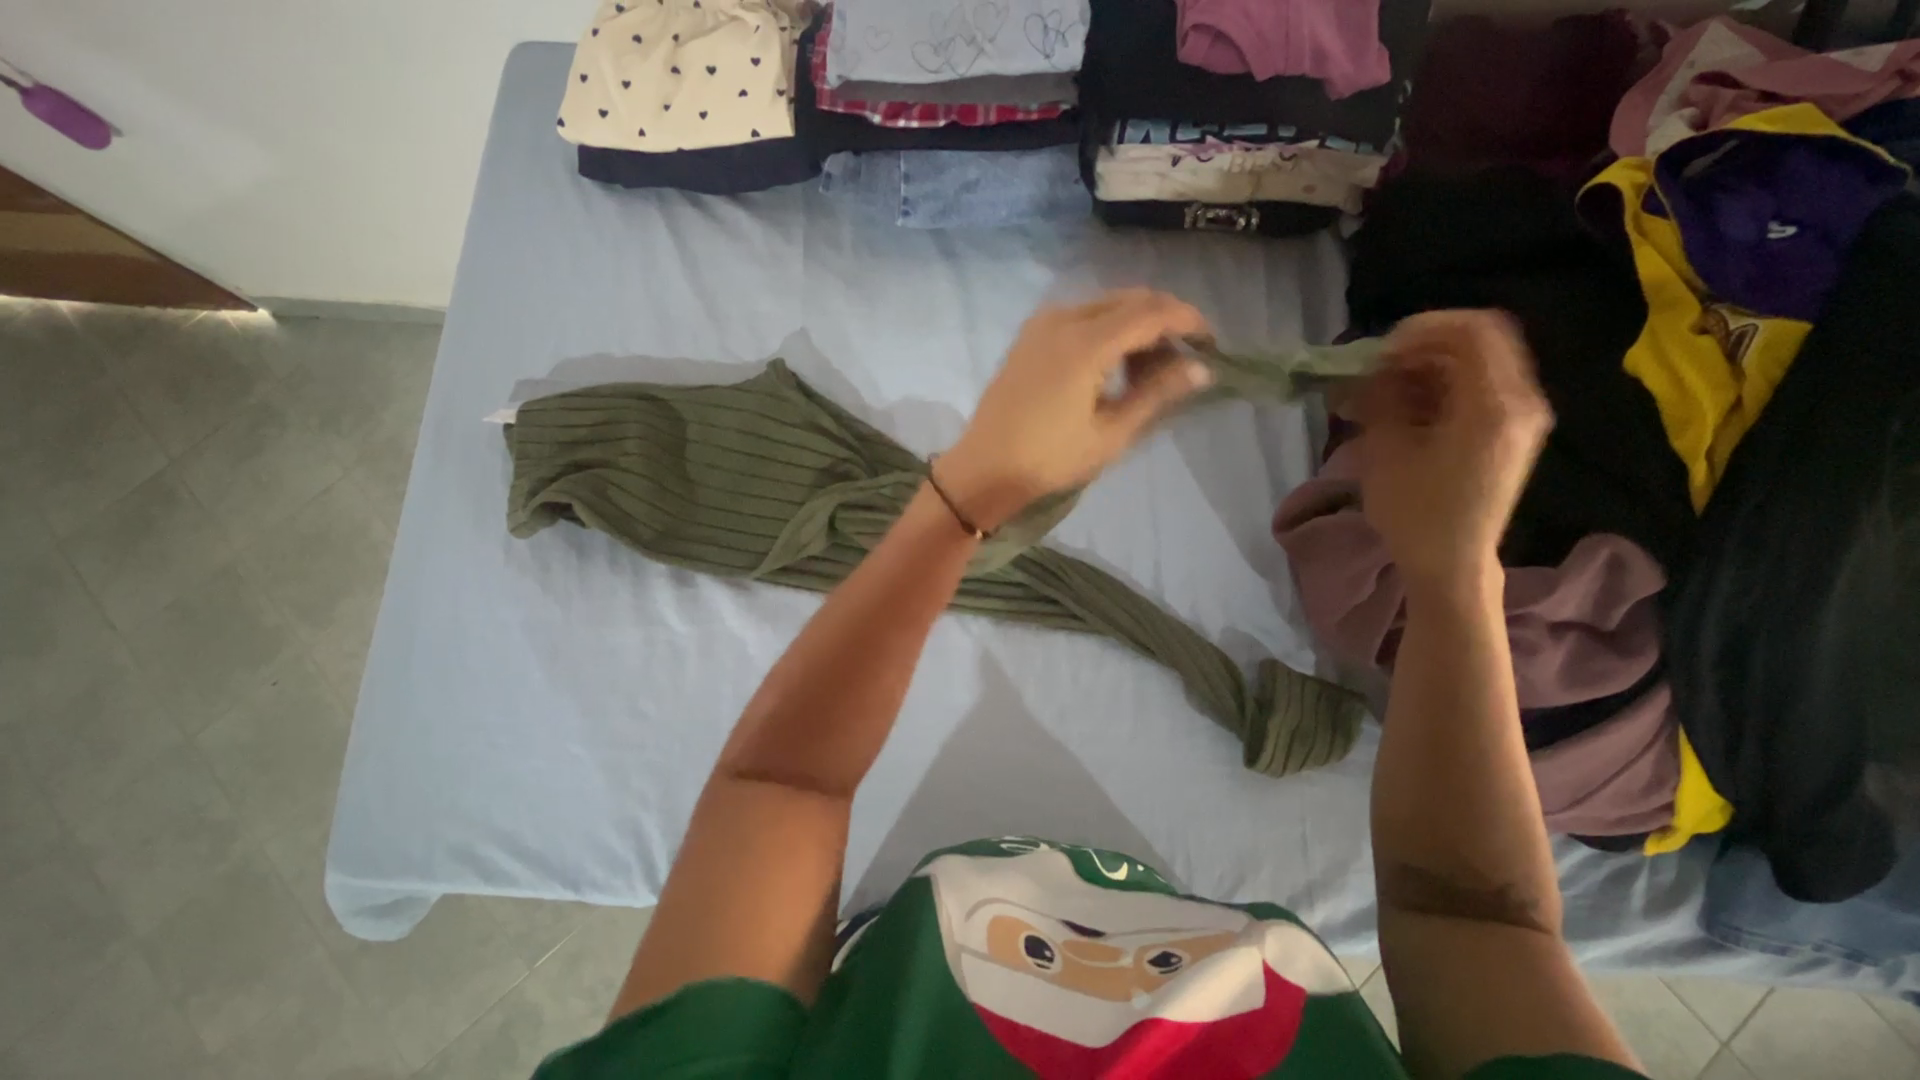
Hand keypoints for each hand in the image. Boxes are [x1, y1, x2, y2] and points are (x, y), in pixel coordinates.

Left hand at [936, 289, 1212, 529]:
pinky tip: (1115, 366)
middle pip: (1130, 300)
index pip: (1151, 312)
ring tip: (1151, 371)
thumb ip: (1157, 394)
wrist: (983, 468)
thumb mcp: (1110, 433)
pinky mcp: (1031, 335)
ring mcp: (1043, 323)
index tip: (1212, 343)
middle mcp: (1063, 318)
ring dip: (1136, 325)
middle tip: (1184, 360)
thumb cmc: (1049, 459)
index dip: (1188, 321)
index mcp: (1085, 342)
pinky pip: (1082, 316)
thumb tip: (1201, 369)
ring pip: (1106, 305)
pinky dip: (1108, 329)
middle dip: (1164, 321)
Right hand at [1354, 311, 1552, 593]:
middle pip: (1476, 341)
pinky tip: (1404, 409)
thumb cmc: (1417, 513)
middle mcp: (1522, 401)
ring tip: (1382, 392)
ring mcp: (1520, 417)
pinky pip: (1478, 387)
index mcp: (1497, 403)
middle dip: (1420, 348)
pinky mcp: (1509, 432)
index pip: (1473, 329)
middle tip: (1377, 370)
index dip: (1422, 328)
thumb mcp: (1386, 450)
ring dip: (1427, 367)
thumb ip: (1380, 396)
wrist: (1452, 566)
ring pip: (1475, 363)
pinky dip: (1440, 387)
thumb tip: (1370, 367)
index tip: (1380, 352)